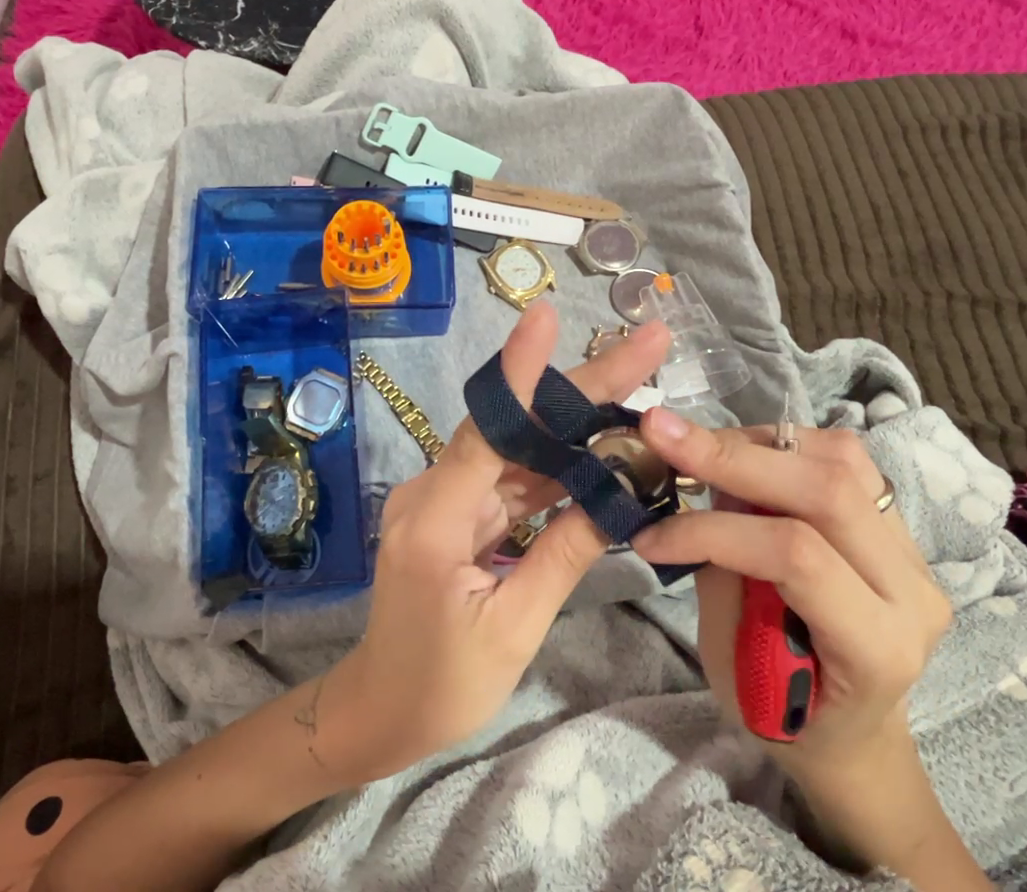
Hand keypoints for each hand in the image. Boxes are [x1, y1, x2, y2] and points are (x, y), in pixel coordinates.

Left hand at [318, 302, 670, 782]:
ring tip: (637, 389)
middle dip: (578, 391)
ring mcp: (439, 505)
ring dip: (571, 428)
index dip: (521, 373)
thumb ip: (562, 555)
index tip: (548, 316)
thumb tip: (617, 497)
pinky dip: (550, 470)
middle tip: (646, 348)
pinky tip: (596, 449)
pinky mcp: (450, 519)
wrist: (380, 710)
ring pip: (512, 454)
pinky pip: (506, 484)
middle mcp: (431, 495)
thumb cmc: (442, 682)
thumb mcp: (514, 627)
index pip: (486, 431)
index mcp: (435, 520)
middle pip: (511, 432)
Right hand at [631, 411, 953, 834]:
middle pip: (828, 489)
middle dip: (732, 455)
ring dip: (759, 442)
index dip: (713, 531)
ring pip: (844, 461)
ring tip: (699, 449)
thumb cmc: (783, 718)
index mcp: (877, 646)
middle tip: (660, 433)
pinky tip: (741, 456)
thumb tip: (698, 497)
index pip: (797, 556)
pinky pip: (849, 464)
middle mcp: (913, 591)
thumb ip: (726, 577)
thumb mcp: (734, 668)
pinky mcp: (901, 530)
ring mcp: (916, 555)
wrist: (851, 733)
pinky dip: (785, 446)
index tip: (650, 536)